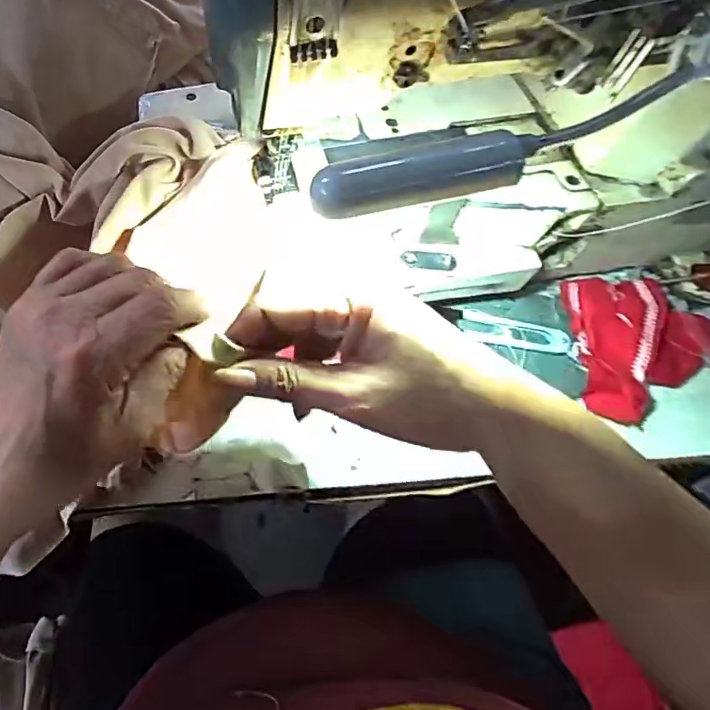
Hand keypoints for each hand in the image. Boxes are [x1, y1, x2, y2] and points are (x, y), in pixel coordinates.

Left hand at [0, 249, 206, 528]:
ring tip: (146, 302)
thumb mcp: (129, 432)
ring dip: (134, 278)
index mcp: (94, 351)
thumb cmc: (64, 460)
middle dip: (166, 292)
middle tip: (178, 314)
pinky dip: (95, 266)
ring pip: (104, 264)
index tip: (204, 313)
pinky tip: (106, 287)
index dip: (189, 305)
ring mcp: (39, 302)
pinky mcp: (23, 302)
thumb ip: (161, 378)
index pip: (157, 304)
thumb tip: (178, 341)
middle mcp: (66, 314)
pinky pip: (67, 262)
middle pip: (135, 278)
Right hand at [211, 292, 566, 451]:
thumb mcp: (353, 396)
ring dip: (279, 362)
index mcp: (348, 296)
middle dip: (256, 347)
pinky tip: (299, 398)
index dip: (239, 333)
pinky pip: (320, 343)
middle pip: (284, 313)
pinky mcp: (365, 333)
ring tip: (263, 395)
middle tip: (230, 382)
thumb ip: (286, 383)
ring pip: (298, 330)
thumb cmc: (431, 400)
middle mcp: (349, 295)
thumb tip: (227, 375)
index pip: (275, 305)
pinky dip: (304, 368)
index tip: (209, 363)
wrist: (499, 415)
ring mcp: (358, 314)